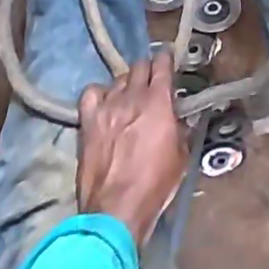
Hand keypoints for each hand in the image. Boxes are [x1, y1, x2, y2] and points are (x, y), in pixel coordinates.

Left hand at [76, 52, 187, 246]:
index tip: (167, 59)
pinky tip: (104, 104)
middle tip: (150, 82)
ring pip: (118, 78)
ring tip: (128, 97)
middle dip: (147, 70)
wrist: (116, 209)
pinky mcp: (88, 118)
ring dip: (126, 84)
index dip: (166, 59)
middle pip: (139, 66)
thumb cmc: (155, 187)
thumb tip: (179, 117)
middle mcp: (132, 95)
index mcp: (158, 102)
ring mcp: (107, 104)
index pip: (162, 65)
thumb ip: (180, 130)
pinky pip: (93, 92)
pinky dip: (100, 94)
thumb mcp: (180, 158)